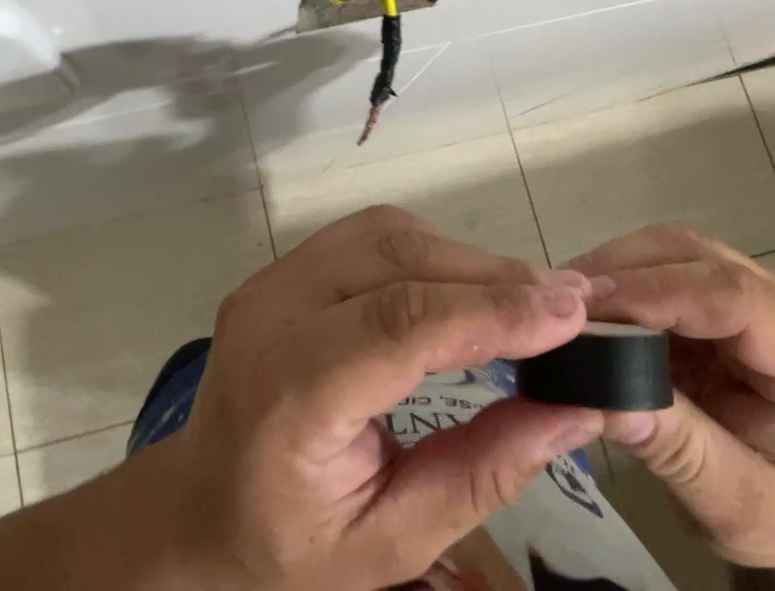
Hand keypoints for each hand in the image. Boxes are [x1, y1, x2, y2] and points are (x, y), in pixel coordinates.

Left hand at [154, 205, 605, 589]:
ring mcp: (271, 281)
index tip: (574, 312)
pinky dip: (431, 250)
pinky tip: (468, 286)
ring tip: (530, 298)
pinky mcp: (283, 269)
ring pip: (387, 234)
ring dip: (466, 257)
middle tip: (570, 303)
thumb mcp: (388, 540)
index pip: (399, 326)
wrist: (198, 505)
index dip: (493, 310)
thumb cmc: (287, 539)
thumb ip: (481, 473)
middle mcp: (270, 315)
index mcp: (286, 394)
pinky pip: (369, 236)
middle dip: (494, 275)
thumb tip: (576, 409)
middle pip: (397, 261)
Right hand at [566, 225, 774, 579]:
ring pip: (669, 249)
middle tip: (553, 311)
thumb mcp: (741, 510)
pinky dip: (609, 282)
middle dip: (620, 273)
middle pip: (697, 257)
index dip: (658, 293)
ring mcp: (748, 294)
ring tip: (556, 312)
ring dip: (608, 271)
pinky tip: (576, 314)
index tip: (585, 313)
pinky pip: (652, 267)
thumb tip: (605, 400)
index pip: (738, 298)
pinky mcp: (708, 297)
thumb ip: (683, 454)